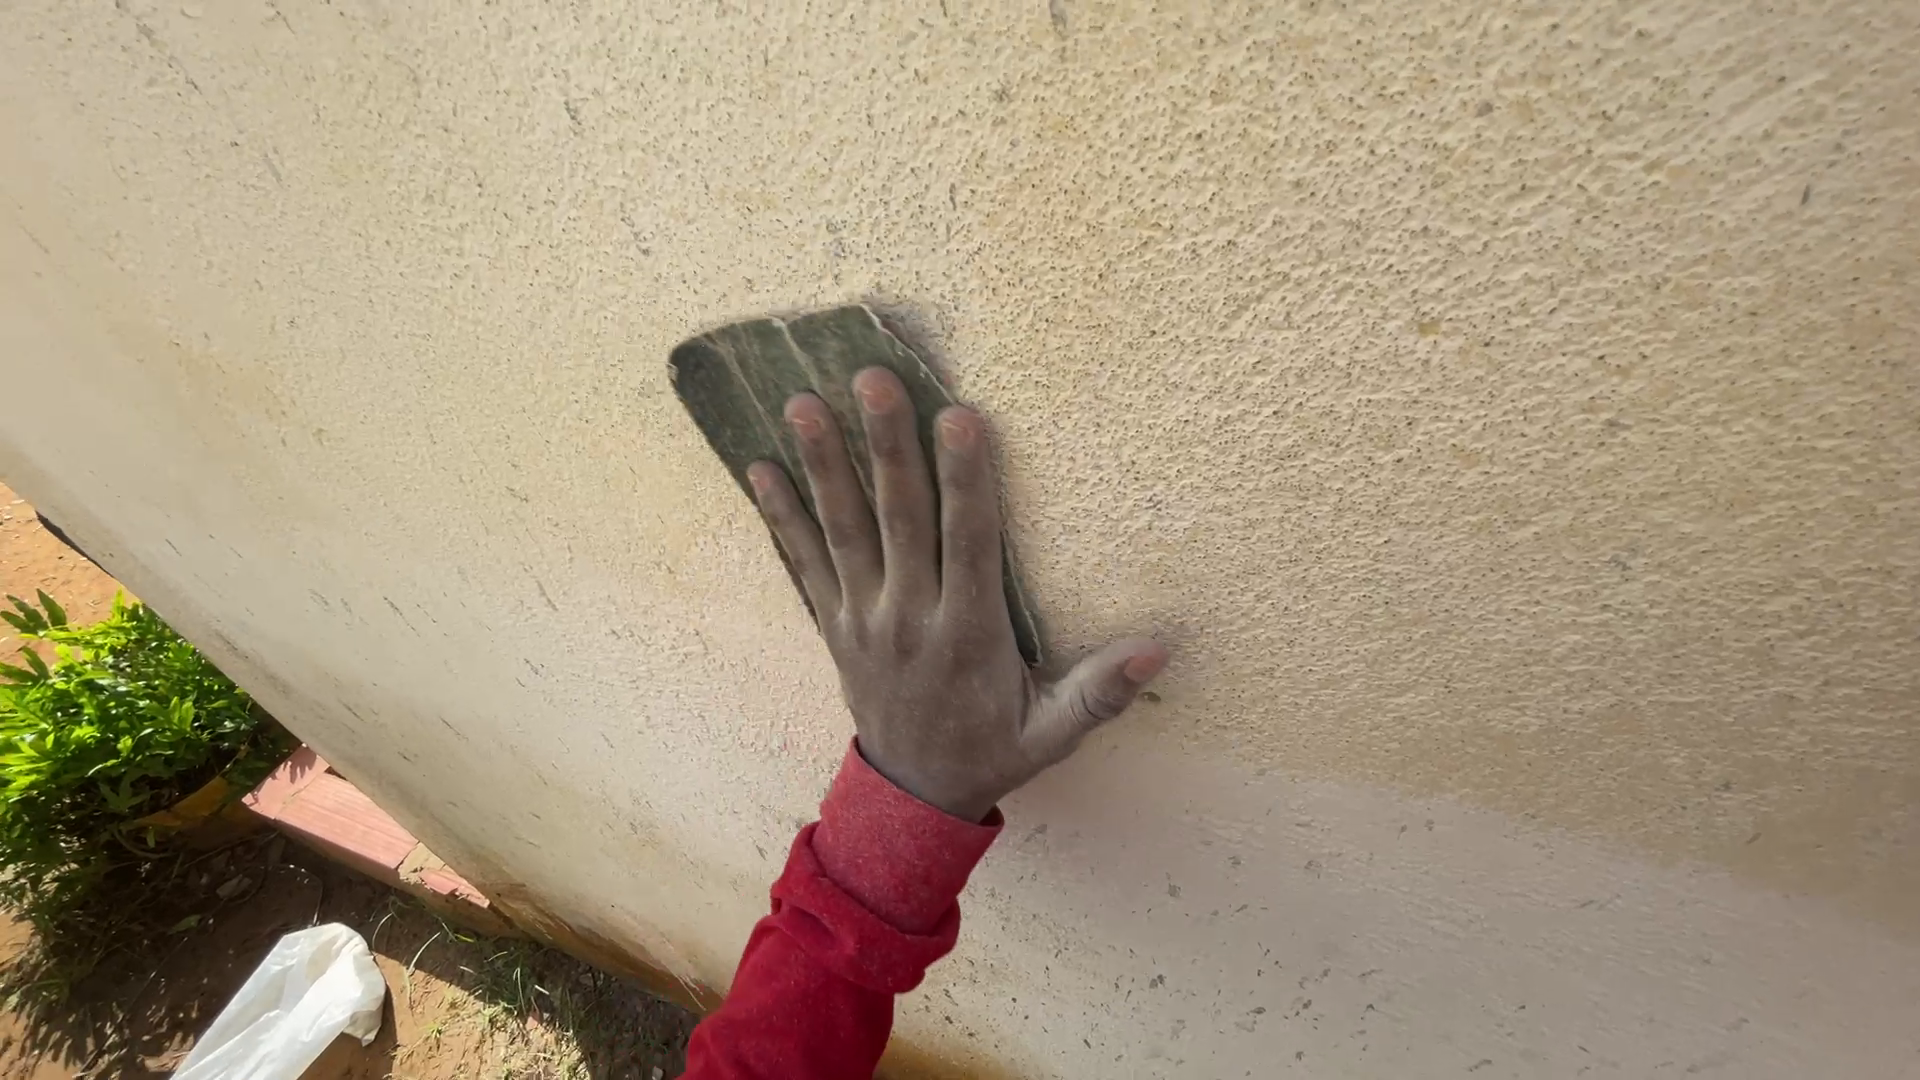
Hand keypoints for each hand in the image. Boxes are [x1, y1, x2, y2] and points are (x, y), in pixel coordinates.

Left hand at [746, 367, 1167, 821]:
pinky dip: (780, 517)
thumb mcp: (1051, 733)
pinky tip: (759, 471)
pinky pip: (803, 564)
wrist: (912, 796)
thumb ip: (1100, 692)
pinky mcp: (835, 626)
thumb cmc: (990, 753)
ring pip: (843, 532)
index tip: (959, 417)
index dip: (966, 480)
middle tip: (871, 381)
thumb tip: (1160, 650)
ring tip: (801, 404)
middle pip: (899, 520)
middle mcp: (909, 618)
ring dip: (823, 466)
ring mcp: (863, 619)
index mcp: (967, 636)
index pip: (968, 544)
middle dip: (888, 448)